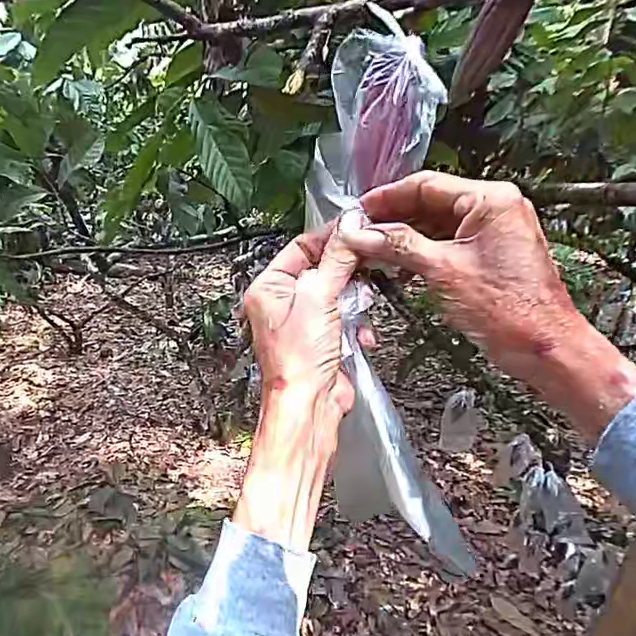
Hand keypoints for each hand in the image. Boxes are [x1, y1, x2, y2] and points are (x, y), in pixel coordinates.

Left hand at [231, 228, 362, 549]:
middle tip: (366, 272)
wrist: (308, 408)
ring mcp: (303, 324)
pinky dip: (356, 328)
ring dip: (354, 305)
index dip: (332, 238)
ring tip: (356, 317)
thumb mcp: (319, 297)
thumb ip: (336, 259)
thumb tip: (348, 227)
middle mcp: (282, 304)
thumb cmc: (299, 363)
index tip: (359, 230)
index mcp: (268, 288)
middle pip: (323, 270)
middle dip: (348, 276)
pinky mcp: (322, 342)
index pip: (302, 247)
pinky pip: (345, 321)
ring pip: (339, 295)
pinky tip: (360, 339)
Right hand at [348, 172, 635, 440]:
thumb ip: (400, 247)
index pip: (426, 185)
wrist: (543, 346)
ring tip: (375, 253)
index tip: (360, 211)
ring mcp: (495, 233)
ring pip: (437, 227)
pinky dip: (424, 255)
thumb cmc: (512, 311)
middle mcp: (497, 210)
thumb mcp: (444, 272)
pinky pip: (449, 246)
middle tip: (362, 234)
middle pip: (430, 204)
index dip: (387, 198)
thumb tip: (366, 234)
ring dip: (406, 240)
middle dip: (394, 221)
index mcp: (491, 201)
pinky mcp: (492, 256)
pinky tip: (403, 269)